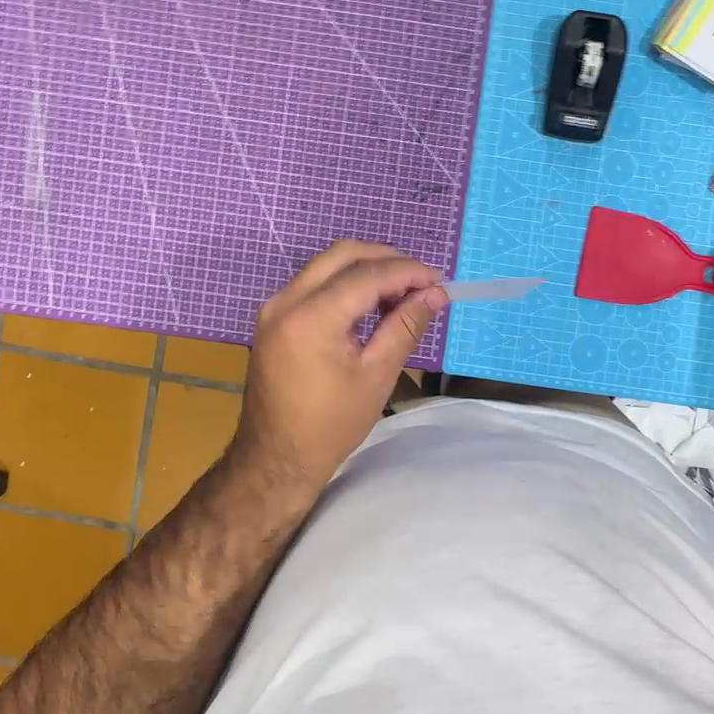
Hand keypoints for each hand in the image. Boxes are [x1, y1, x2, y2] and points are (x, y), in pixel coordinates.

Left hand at [234, 240, 446, 487]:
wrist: (275, 459)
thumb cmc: (330, 426)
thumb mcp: (377, 376)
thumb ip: (404, 327)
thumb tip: (434, 295)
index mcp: (311, 317)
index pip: (367, 275)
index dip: (408, 272)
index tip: (439, 280)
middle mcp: (286, 300)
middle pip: (343, 254)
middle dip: (386, 259)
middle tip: (421, 279)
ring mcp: (275, 307)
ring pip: (326, 265)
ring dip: (365, 269)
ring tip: (401, 293)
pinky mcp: (273, 318)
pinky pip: (313, 284)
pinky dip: (345, 283)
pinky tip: (371, 304)